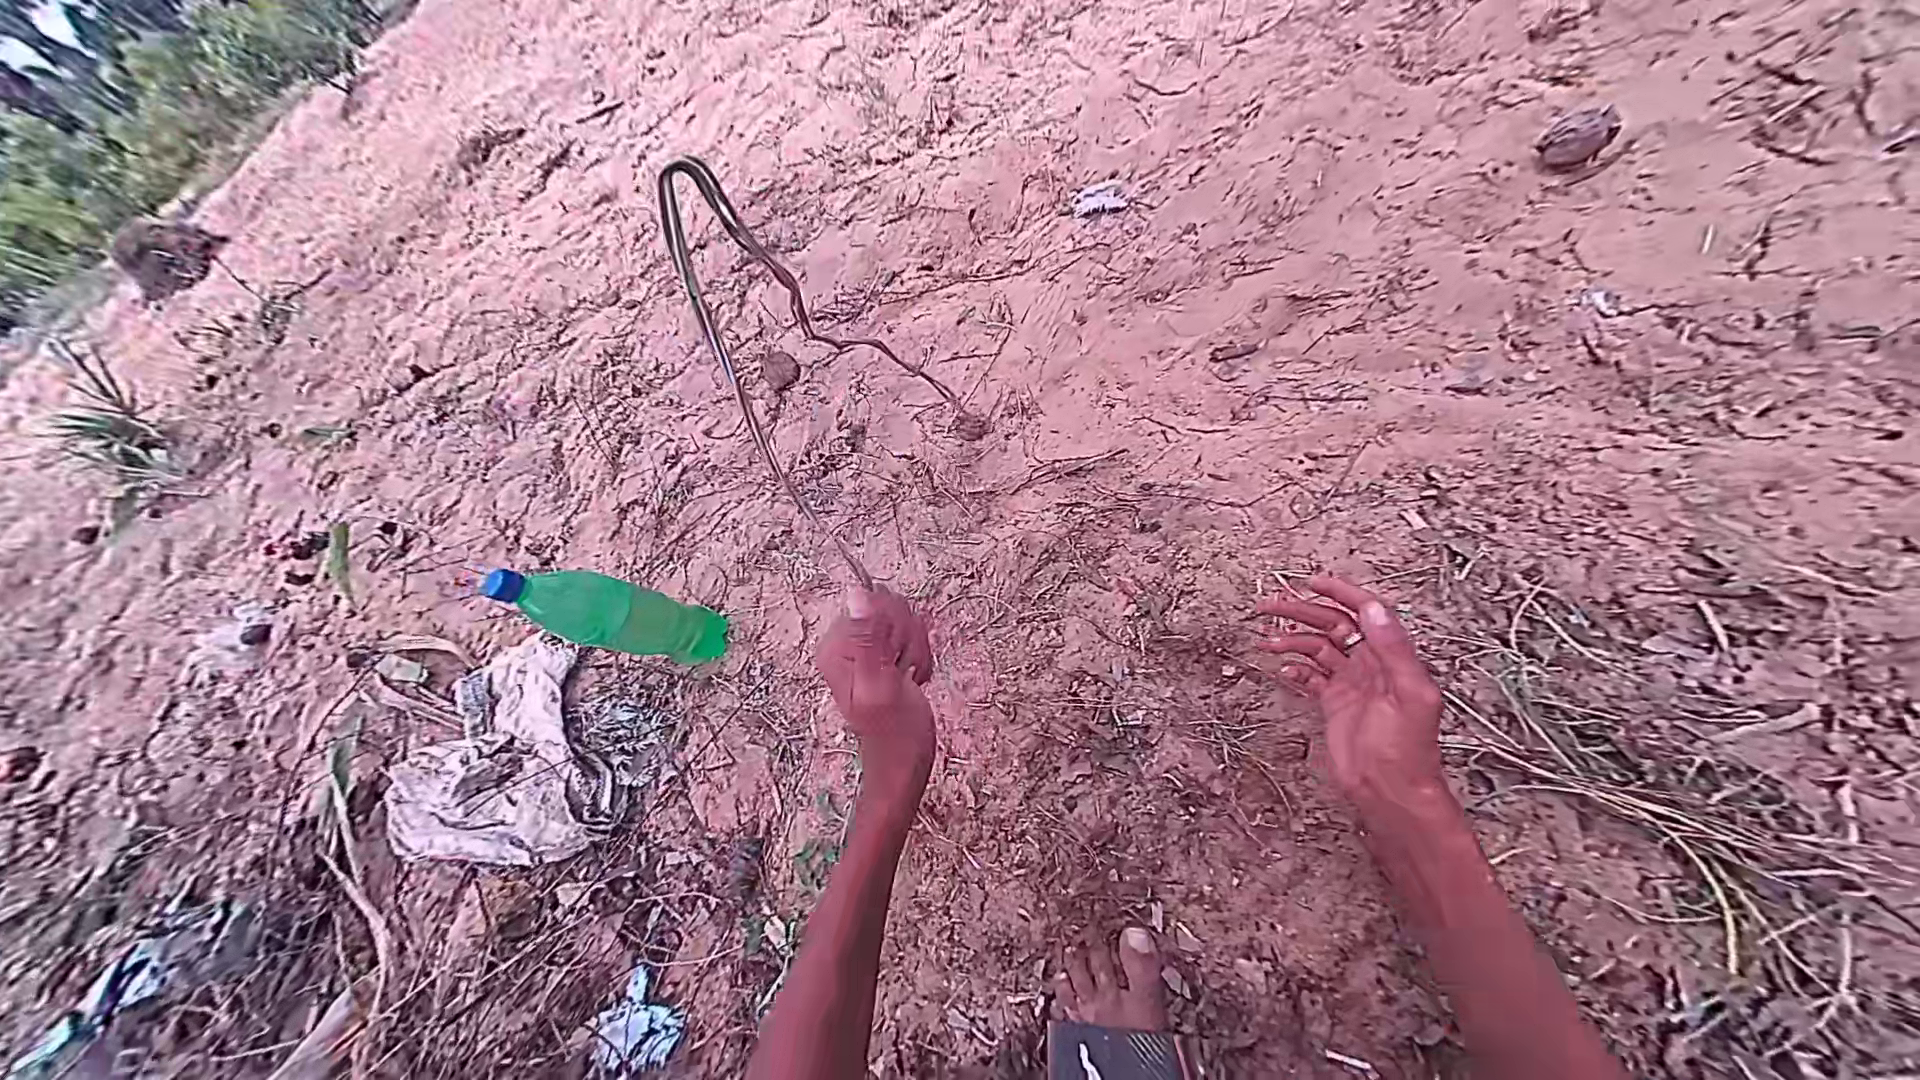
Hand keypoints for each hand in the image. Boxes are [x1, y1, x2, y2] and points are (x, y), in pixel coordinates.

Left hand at [816, 587, 936, 809]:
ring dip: (915, 649)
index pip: (873, 601)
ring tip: (906, 676)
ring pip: (905, 620)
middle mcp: (845, 642)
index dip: (895, 627)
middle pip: (891, 607)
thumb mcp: (880, 685)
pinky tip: (911, 677)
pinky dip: (919, 656)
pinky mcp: (883, 653)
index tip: (896, 657)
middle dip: (907, 638)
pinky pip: (912, 634)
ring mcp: (865, 647)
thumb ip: (868, 639)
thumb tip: (856, 594)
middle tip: (902, 669)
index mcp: (835, 646)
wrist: (904, 761)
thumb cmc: (893, 734)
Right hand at [1256, 575, 1450, 818]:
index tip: (1312, 582)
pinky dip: (1295, 668)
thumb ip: (1393, 650)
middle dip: (1300, 611)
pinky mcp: (1334, 702)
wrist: (1391, 793)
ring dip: (1291, 640)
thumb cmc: (1407, 751)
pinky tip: (1284, 671)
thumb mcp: (1408, 696)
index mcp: (1390, 659)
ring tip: (1267, 642)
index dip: (1339, 593)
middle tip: (1269, 606)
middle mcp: (1370, 666)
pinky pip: (1310, 675)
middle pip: (1331, 625)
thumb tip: (1375, 609)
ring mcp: (1350, 684)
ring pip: (1316, 647)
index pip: (1365, 612)